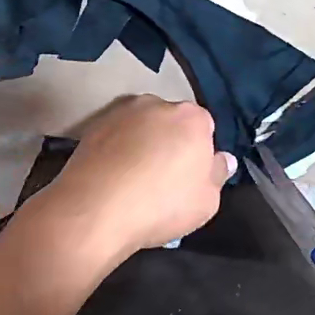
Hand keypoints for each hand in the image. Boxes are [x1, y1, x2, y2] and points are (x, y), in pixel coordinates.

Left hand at [28, 96, 236, 262]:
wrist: (96, 209)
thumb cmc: (161, 205)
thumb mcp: (207, 201)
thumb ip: (217, 174)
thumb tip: (222, 159)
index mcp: (191, 117)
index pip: (204, 127)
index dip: (199, 152)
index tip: (190, 175)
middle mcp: (156, 104)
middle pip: (170, 121)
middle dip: (170, 141)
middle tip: (163, 176)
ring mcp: (120, 112)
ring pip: (140, 126)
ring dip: (141, 143)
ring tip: (133, 178)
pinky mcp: (92, 126)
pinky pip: (114, 136)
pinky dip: (116, 149)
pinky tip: (113, 175)